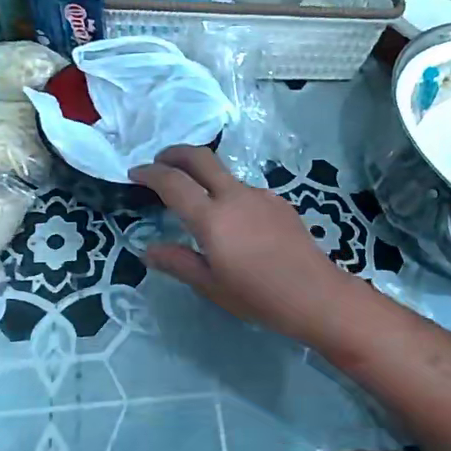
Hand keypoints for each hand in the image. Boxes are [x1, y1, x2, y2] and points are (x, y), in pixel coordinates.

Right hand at [129, 146, 359, 344]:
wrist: (315, 295)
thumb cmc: (257, 296)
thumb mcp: (211, 285)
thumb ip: (178, 262)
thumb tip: (148, 250)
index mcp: (212, 218)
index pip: (173, 182)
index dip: (149, 173)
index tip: (135, 173)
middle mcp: (234, 196)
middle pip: (200, 157)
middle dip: (175, 153)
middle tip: (159, 163)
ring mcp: (260, 195)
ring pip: (224, 174)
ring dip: (203, 176)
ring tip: (196, 201)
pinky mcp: (279, 202)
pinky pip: (245, 191)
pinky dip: (228, 195)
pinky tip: (234, 223)